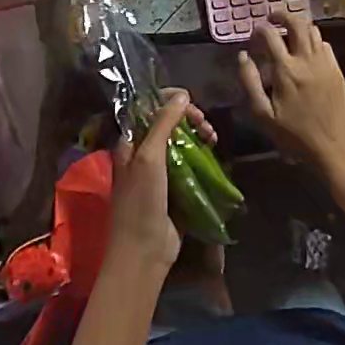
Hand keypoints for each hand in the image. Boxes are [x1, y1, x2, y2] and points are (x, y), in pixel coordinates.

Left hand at [109, 90, 215, 269]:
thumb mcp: (149, 157)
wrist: (144, 251)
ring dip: (198, 135)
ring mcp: (160, 171)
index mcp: (131, 144)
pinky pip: (190, 163)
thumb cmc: (141, 201)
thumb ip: (164, 123)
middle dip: (189, 118)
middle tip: (206, 125)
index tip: (190, 101)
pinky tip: (213, 153)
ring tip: (213, 139)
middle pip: (168, 124)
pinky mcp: (176, 188)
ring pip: (182, 142)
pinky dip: (202, 155)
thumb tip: (182, 94)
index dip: (169, 101)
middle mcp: (144, 154)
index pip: (149, 109)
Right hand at [238, 13, 344, 176]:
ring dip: (298, 26)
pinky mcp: (336, 69)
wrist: (331, 145)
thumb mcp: (262, 113)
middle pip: (297, 23)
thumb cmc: (293, 133)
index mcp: (286, 70)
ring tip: (287, 31)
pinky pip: (324, 44)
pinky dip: (312, 39)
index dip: (259, 29)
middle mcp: (307, 59)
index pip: (270, 35)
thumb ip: (249, 81)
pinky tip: (305, 50)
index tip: (254, 33)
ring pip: (313, 30)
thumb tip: (242, 55)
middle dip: (282, 15)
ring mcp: (324, 62)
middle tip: (272, 18)